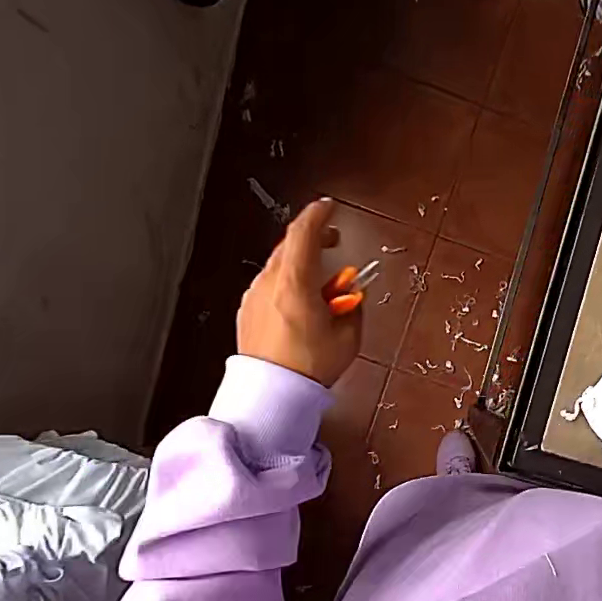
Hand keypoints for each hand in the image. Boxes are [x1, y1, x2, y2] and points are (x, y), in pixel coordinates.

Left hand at [237, 198, 361, 386]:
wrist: (272, 393)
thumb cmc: (310, 366)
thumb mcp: (348, 335)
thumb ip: (353, 307)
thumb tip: (354, 295)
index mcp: (295, 283)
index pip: (303, 234)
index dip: (318, 215)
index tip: (329, 207)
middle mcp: (269, 284)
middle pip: (290, 247)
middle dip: (313, 239)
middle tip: (333, 241)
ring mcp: (254, 296)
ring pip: (280, 266)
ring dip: (303, 265)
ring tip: (325, 286)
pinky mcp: (248, 310)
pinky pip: (271, 285)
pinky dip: (290, 283)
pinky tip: (305, 302)